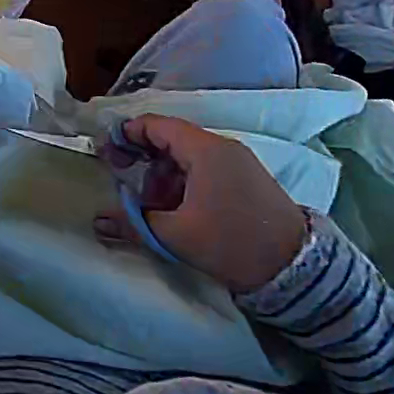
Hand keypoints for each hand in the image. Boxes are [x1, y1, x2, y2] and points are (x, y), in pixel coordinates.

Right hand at [94, 115, 306, 291]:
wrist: (295, 267)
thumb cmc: (231, 242)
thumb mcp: (176, 235)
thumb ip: (134, 223)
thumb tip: (98, 221)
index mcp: (204, 150)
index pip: (158, 125)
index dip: (128, 133)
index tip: (106, 150)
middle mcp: (221, 147)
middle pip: (172, 138)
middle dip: (142, 156)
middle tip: (119, 174)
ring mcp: (237, 161)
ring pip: (188, 155)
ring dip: (162, 172)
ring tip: (146, 201)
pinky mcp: (246, 179)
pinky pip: (205, 168)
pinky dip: (183, 180)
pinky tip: (173, 206)